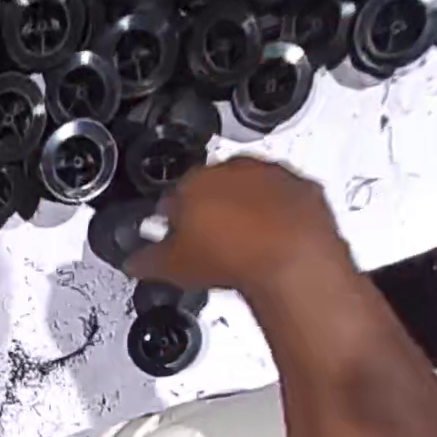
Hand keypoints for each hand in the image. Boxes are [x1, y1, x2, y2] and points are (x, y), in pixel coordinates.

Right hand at [126, 157, 353, 294]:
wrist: (290, 258)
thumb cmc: (233, 255)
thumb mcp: (172, 268)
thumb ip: (148, 261)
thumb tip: (135, 262)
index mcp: (193, 181)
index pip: (170, 196)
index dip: (168, 220)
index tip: (170, 237)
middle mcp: (232, 168)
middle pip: (210, 188)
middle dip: (205, 212)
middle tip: (204, 243)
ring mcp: (269, 174)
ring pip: (246, 190)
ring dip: (241, 211)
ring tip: (236, 247)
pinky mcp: (301, 188)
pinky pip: (280, 199)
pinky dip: (273, 216)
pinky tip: (266, 243)